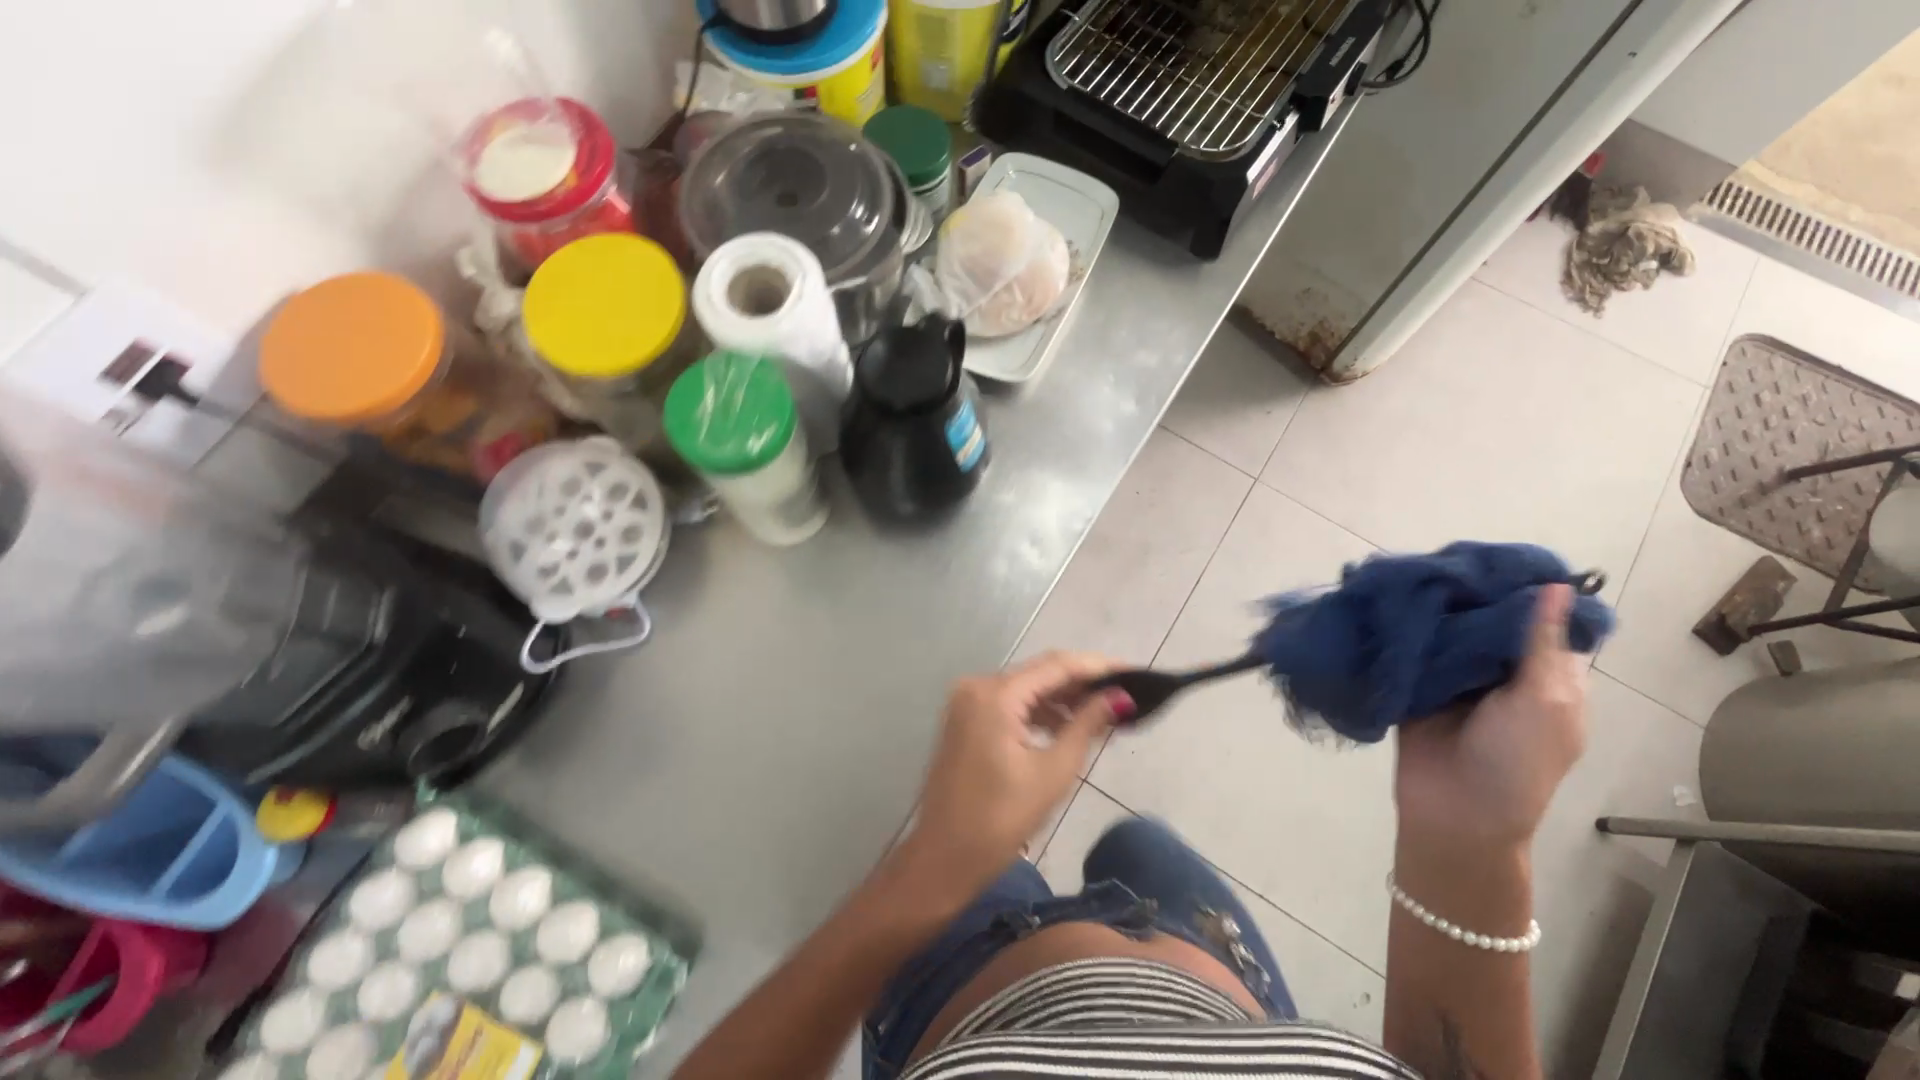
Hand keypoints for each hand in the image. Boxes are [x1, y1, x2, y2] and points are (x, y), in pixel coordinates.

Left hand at [901, 652, 1132, 896]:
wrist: (944, 857)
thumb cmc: (1001, 818)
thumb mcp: (1053, 770)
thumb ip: (1086, 724)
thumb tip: (1120, 697)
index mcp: (995, 694)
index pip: (1057, 665)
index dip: (1099, 667)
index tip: (1136, 672)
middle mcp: (977, 686)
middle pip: (1040, 673)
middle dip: (1083, 683)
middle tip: (1126, 695)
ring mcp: (967, 703)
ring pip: (1026, 689)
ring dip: (1063, 700)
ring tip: (1106, 715)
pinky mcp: (966, 721)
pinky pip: (1011, 705)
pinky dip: (1040, 713)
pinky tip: (1070, 727)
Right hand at [1394, 584, 1586, 851]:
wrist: (1454, 814)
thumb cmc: (1516, 761)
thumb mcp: (1544, 700)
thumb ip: (1541, 643)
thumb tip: (1556, 585)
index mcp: (1548, 678)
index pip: (1545, 622)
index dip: (1530, 591)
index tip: (1502, 558)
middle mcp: (1504, 673)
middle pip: (1492, 622)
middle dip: (1475, 595)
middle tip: (1450, 557)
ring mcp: (1458, 680)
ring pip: (1451, 633)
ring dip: (1438, 610)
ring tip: (1418, 571)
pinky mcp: (1417, 688)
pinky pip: (1413, 652)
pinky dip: (1405, 632)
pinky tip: (1391, 603)